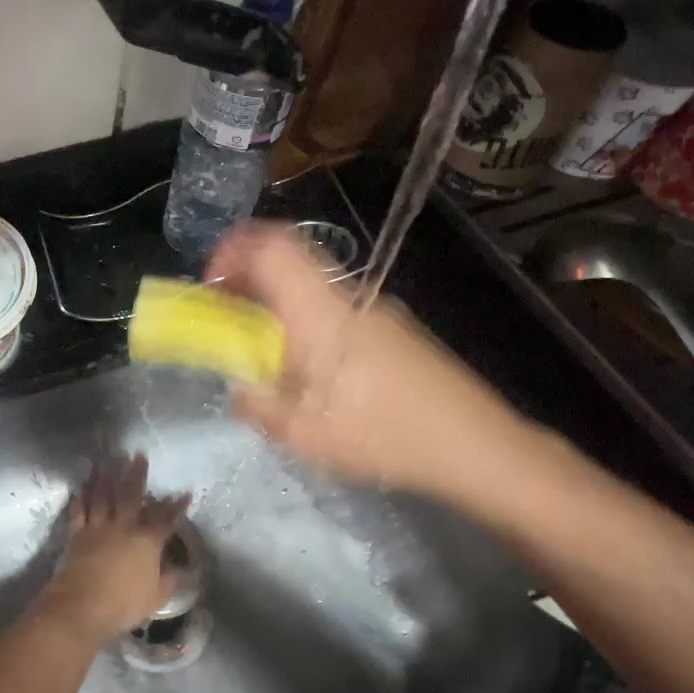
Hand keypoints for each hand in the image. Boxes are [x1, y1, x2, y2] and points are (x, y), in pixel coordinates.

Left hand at [37, 455, 189, 637]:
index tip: (185, 492)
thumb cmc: (124, 603)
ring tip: (106, 458)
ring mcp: (98, 527)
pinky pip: (79, 509)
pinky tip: (82, 484)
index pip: (165, 519)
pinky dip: (81, 495)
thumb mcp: (156, 597)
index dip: (176, 506)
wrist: (83, 604)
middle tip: (138, 455)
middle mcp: (123, 527)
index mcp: (146, 542)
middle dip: (136, 474)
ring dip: (105, 476)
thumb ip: (169, 580)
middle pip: (130, 495)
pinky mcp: (77, 533)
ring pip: (102, 495)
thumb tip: (180, 569)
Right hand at [204, 222, 531, 496]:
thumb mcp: (305, 435)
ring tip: (267, 352)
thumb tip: (237, 389)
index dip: (232, 250)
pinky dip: (305, 320)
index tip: (211, 285)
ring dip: (277, 302)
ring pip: (311, 286)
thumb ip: (258, 406)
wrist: (482, 447)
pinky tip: (314, 371)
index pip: (271, 245)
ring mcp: (375, 311)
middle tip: (228, 314)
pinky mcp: (395, 331)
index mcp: (318, 312)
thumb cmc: (385, 436)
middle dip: (247, 278)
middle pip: (288, 259)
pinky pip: (334, 308)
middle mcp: (346, 298)